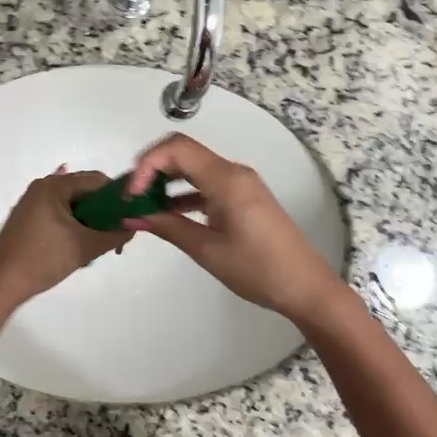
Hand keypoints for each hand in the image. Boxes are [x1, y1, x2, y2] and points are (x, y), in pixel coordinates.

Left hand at [0, 167, 134, 307]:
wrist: (1, 283)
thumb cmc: (43, 259)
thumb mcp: (85, 247)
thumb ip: (114, 235)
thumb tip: (135, 226)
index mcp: (54, 186)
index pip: (97, 180)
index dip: (118, 196)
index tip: (131, 216)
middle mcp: (42, 186)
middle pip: (84, 190)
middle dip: (104, 210)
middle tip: (118, 233)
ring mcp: (32, 201)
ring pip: (73, 204)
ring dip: (90, 220)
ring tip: (100, 242)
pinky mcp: (28, 217)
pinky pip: (60, 212)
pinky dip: (74, 225)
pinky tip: (80, 245)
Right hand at [124, 134, 353, 327]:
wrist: (306, 288)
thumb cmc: (257, 269)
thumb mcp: (207, 250)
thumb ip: (167, 227)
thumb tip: (132, 216)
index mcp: (225, 179)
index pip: (176, 149)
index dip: (147, 164)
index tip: (131, 194)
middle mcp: (233, 173)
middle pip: (183, 153)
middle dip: (152, 169)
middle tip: (130, 197)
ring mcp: (240, 184)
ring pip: (194, 168)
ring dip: (166, 182)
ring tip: (143, 207)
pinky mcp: (243, 198)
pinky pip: (206, 185)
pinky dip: (183, 194)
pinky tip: (167, 215)